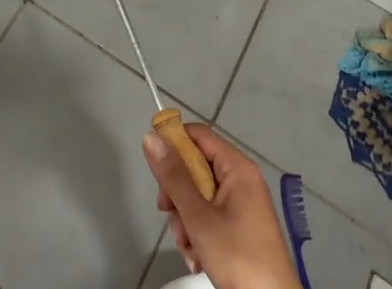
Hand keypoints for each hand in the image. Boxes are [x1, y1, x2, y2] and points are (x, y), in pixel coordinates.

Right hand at [143, 124, 300, 288]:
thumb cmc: (237, 255)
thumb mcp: (198, 217)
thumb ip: (173, 177)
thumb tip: (150, 136)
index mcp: (237, 168)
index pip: (198, 135)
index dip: (173, 143)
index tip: (153, 166)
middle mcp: (241, 180)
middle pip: (195, 168)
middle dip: (177, 194)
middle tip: (168, 212)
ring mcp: (241, 205)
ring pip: (198, 197)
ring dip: (185, 221)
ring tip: (189, 247)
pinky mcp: (240, 228)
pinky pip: (209, 217)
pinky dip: (198, 235)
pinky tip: (198, 257)